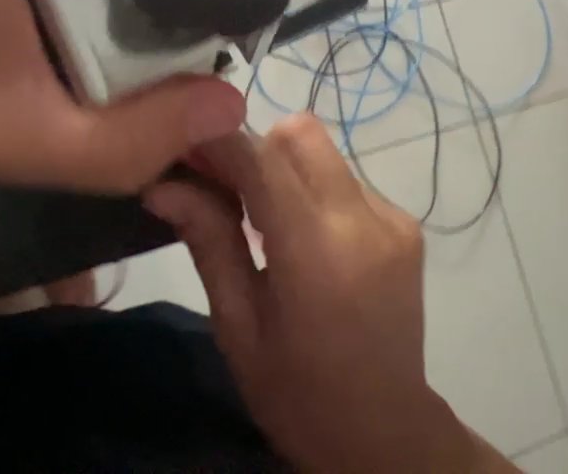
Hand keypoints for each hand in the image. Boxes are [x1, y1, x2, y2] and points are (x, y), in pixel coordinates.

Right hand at [142, 116, 509, 473]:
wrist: (386, 434)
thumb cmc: (297, 393)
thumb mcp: (238, 326)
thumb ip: (208, 242)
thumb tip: (161, 185)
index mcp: (317, 253)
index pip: (262, 160)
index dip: (217, 139)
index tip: (182, 140)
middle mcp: (364, 219)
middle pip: (300, 134)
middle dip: (255, 147)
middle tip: (222, 186)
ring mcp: (393, 217)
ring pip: (322, 152)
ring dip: (284, 169)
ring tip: (262, 220)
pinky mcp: (406, 223)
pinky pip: (345, 179)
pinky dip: (314, 191)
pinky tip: (303, 237)